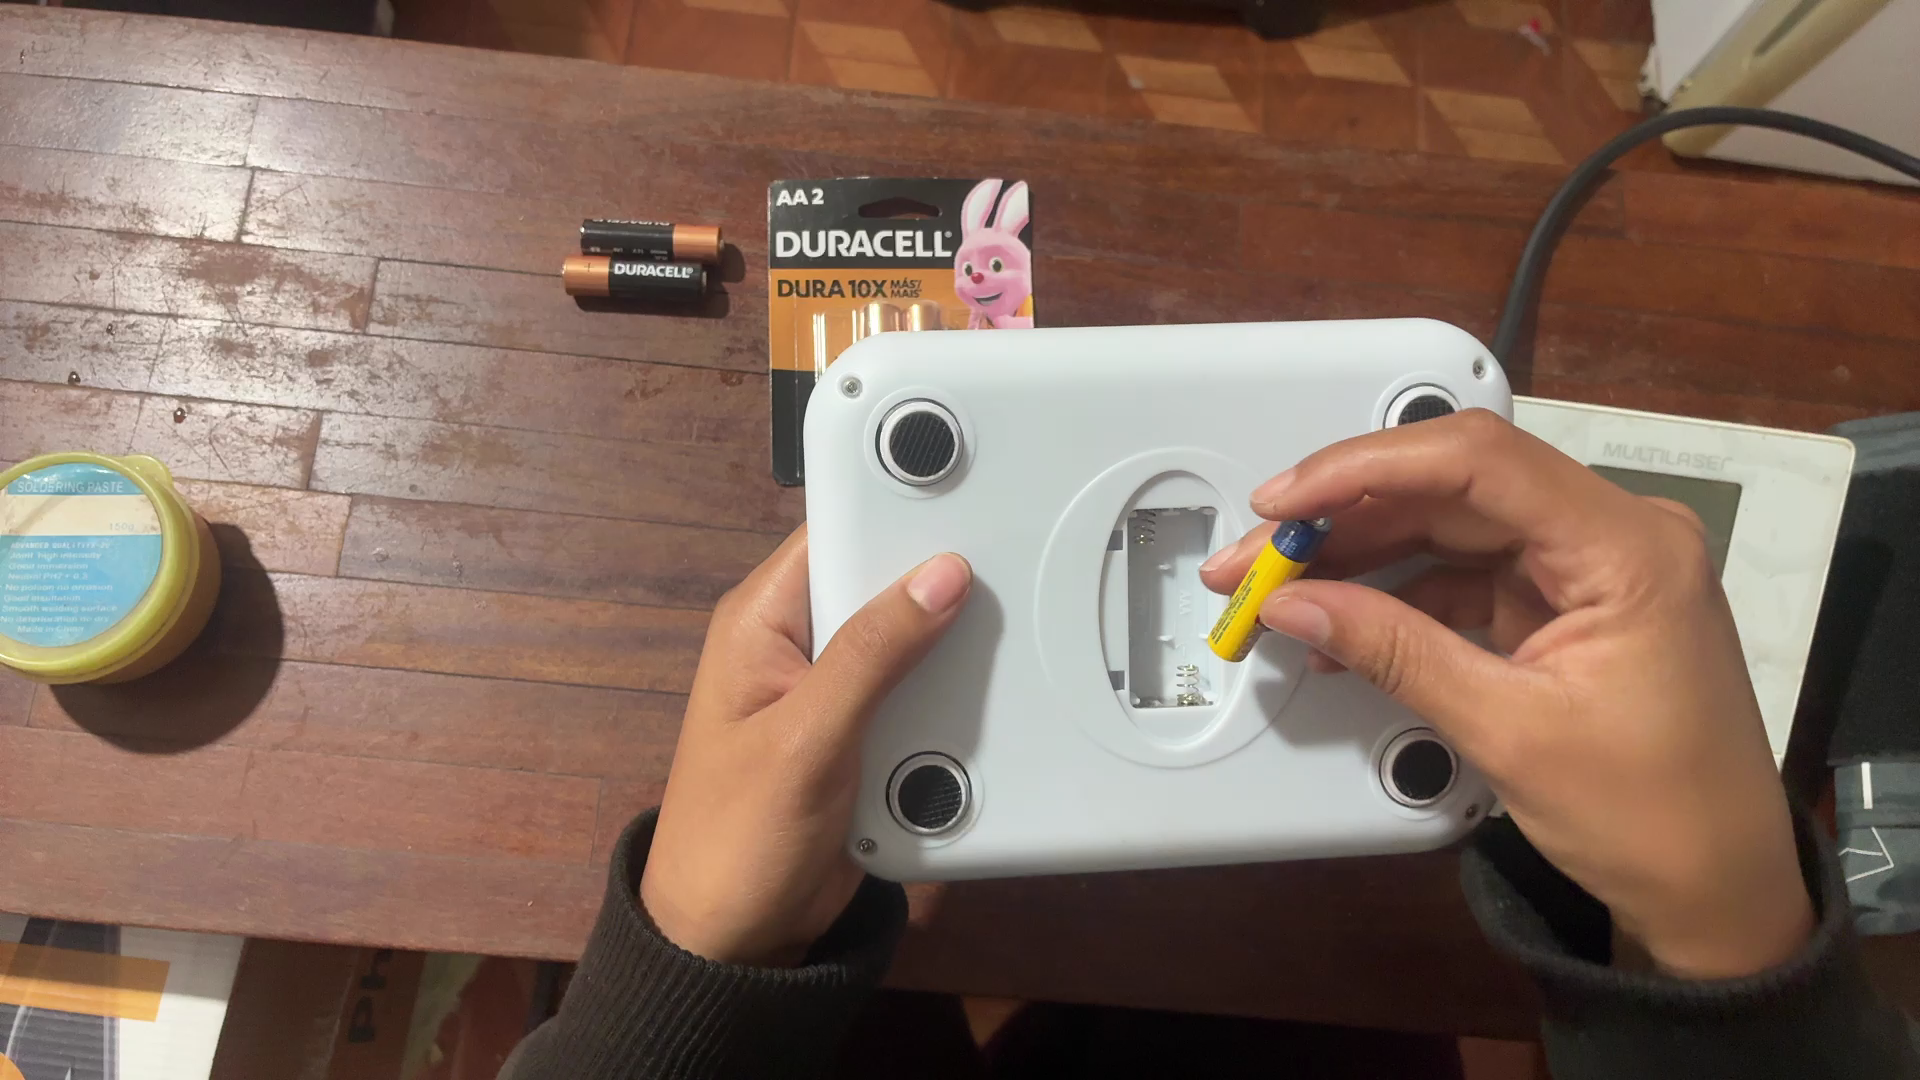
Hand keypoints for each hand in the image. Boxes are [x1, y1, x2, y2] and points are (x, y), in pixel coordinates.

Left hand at [640, 527, 971, 965]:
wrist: (740, 940)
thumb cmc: (745, 835)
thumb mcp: (808, 737)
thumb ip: (873, 653)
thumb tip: (945, 571)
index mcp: (763, 618)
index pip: (834, 535)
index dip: (894, 515)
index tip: (968, 504)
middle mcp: (798, 637)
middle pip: (876, 581)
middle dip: (934, 578)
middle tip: (1011, 563)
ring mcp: (833, 684)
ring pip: (904, 633)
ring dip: (948, 636)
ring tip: (1015, 618)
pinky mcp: (862, 724)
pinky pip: (913, 683)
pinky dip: (946, 684)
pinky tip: (989, 683)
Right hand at [1199, 411, 1813, 978]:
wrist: (1708, 887)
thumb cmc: (1648, 816)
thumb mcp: (1505, 728)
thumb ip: (1389, 650)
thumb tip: (1288, 603)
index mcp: (1622, 547)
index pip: (1476, 461)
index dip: (1364, 468)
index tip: (1282, 503)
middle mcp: (1594, 533)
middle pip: (1437, 489)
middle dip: (1331, 519)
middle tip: (1250, 557)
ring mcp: (1563, 563)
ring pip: (1427, 525)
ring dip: (1341, 554)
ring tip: (1267, 585)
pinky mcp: (1535, 595)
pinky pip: (1435, 572)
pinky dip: (1374, 595)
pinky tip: (1324, 625)